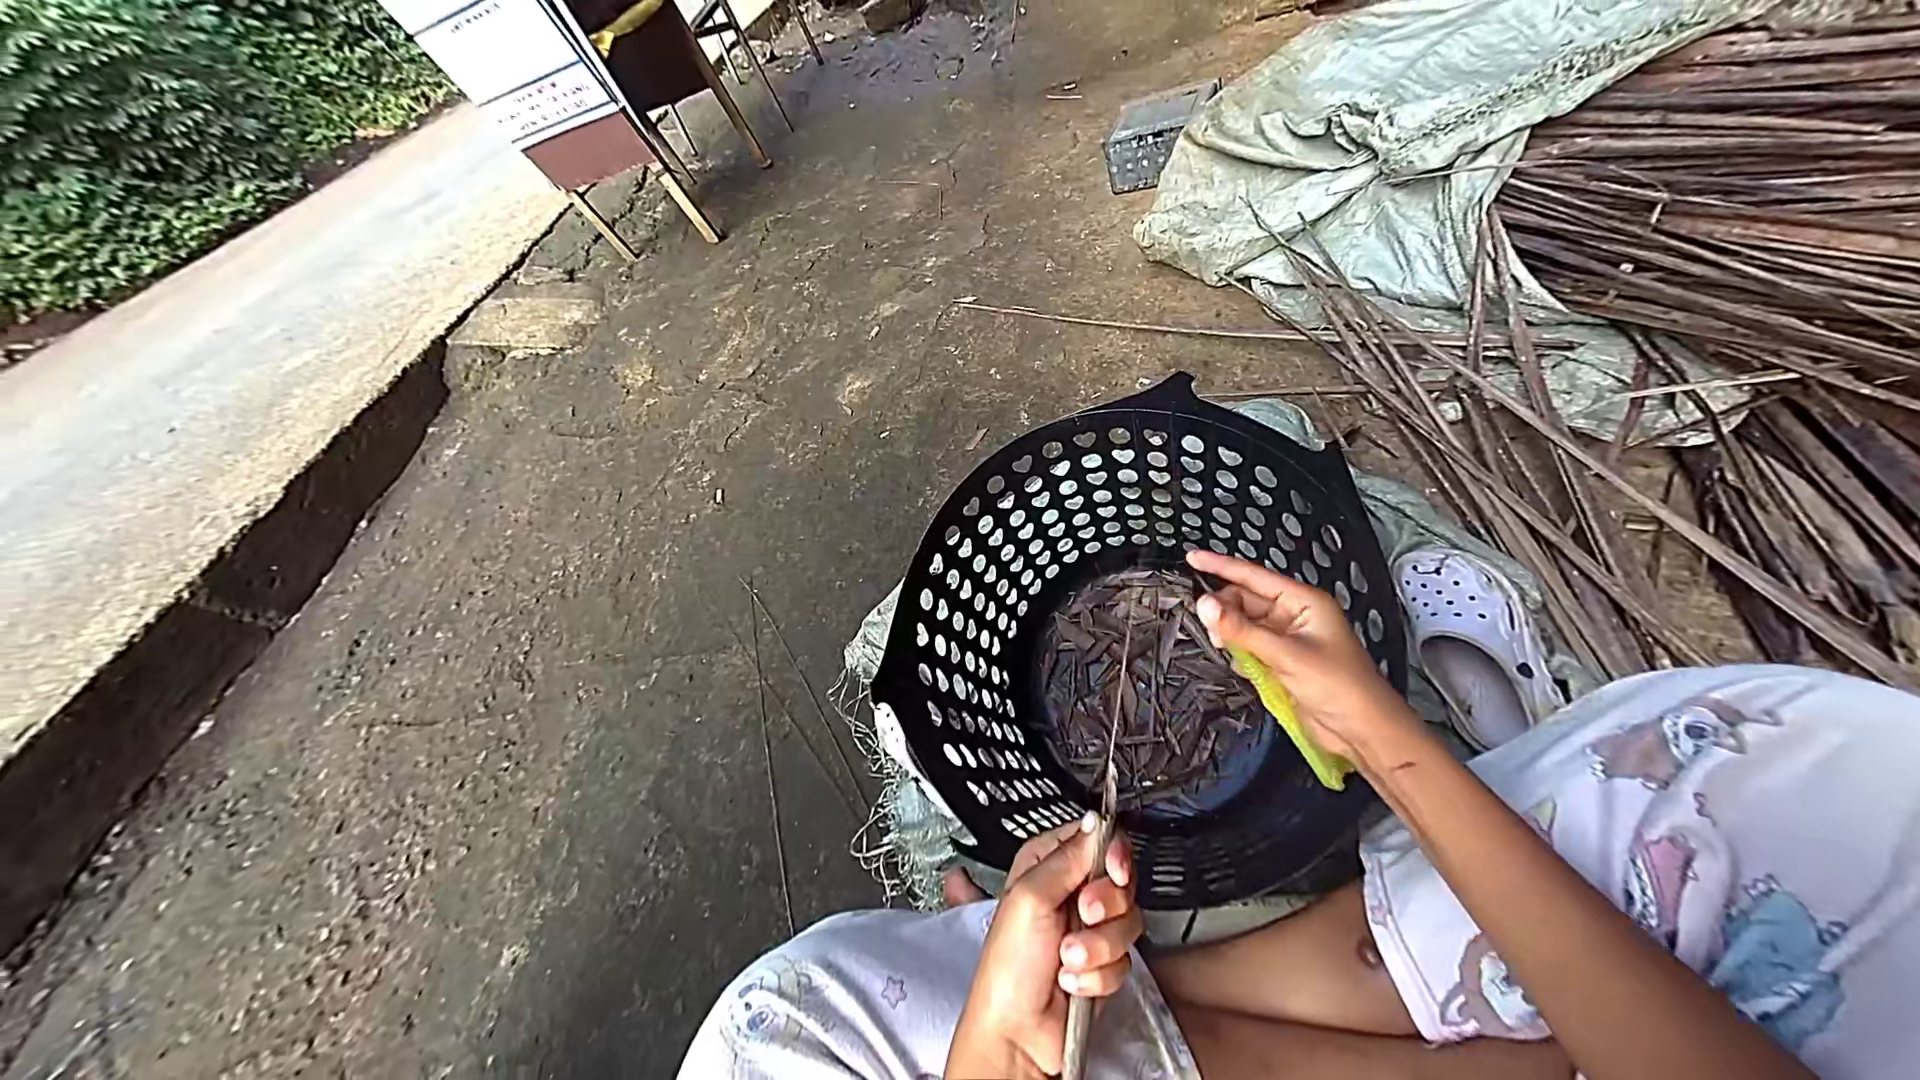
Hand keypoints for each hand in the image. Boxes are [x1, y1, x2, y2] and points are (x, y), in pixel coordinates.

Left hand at [945, 814, 1138, 1079]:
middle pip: (1120, 878)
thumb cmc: (1009, 965)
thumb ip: (1068, 857)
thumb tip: (1095, 820)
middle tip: (1083, 915)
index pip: (1097, 837)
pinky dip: (1100, 973)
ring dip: (1098, 946)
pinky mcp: (1103, 959)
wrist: (1018, 1033)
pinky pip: (1125, 957)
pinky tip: (1072, 980)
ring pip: (1127, 920)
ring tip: (1066, 957)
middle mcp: (1070, 888)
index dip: (1113, 852)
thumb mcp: (1031, 897)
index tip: (1114, 870)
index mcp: (1047, 861)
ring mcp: (1088, 925)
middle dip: (1105, 904)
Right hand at [1186, 549, 1422, 765]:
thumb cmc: (1345, 689)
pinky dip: (1239, 655)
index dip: (1220, 565)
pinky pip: (1246, 647)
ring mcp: (1285, 639)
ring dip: (1231, 635)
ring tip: (1226, 647)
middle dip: (1224, 611)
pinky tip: (1245, 667)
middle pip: (1243, 601)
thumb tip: (1206, 605)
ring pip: (1241, 625)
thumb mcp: (1285, 654)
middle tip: (1211, 625)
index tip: (1193, 559)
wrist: (1362, 732)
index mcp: (1304, 602)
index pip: (1252, 575)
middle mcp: (1293, 616)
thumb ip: (1241, 629)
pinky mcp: (1279, 661)